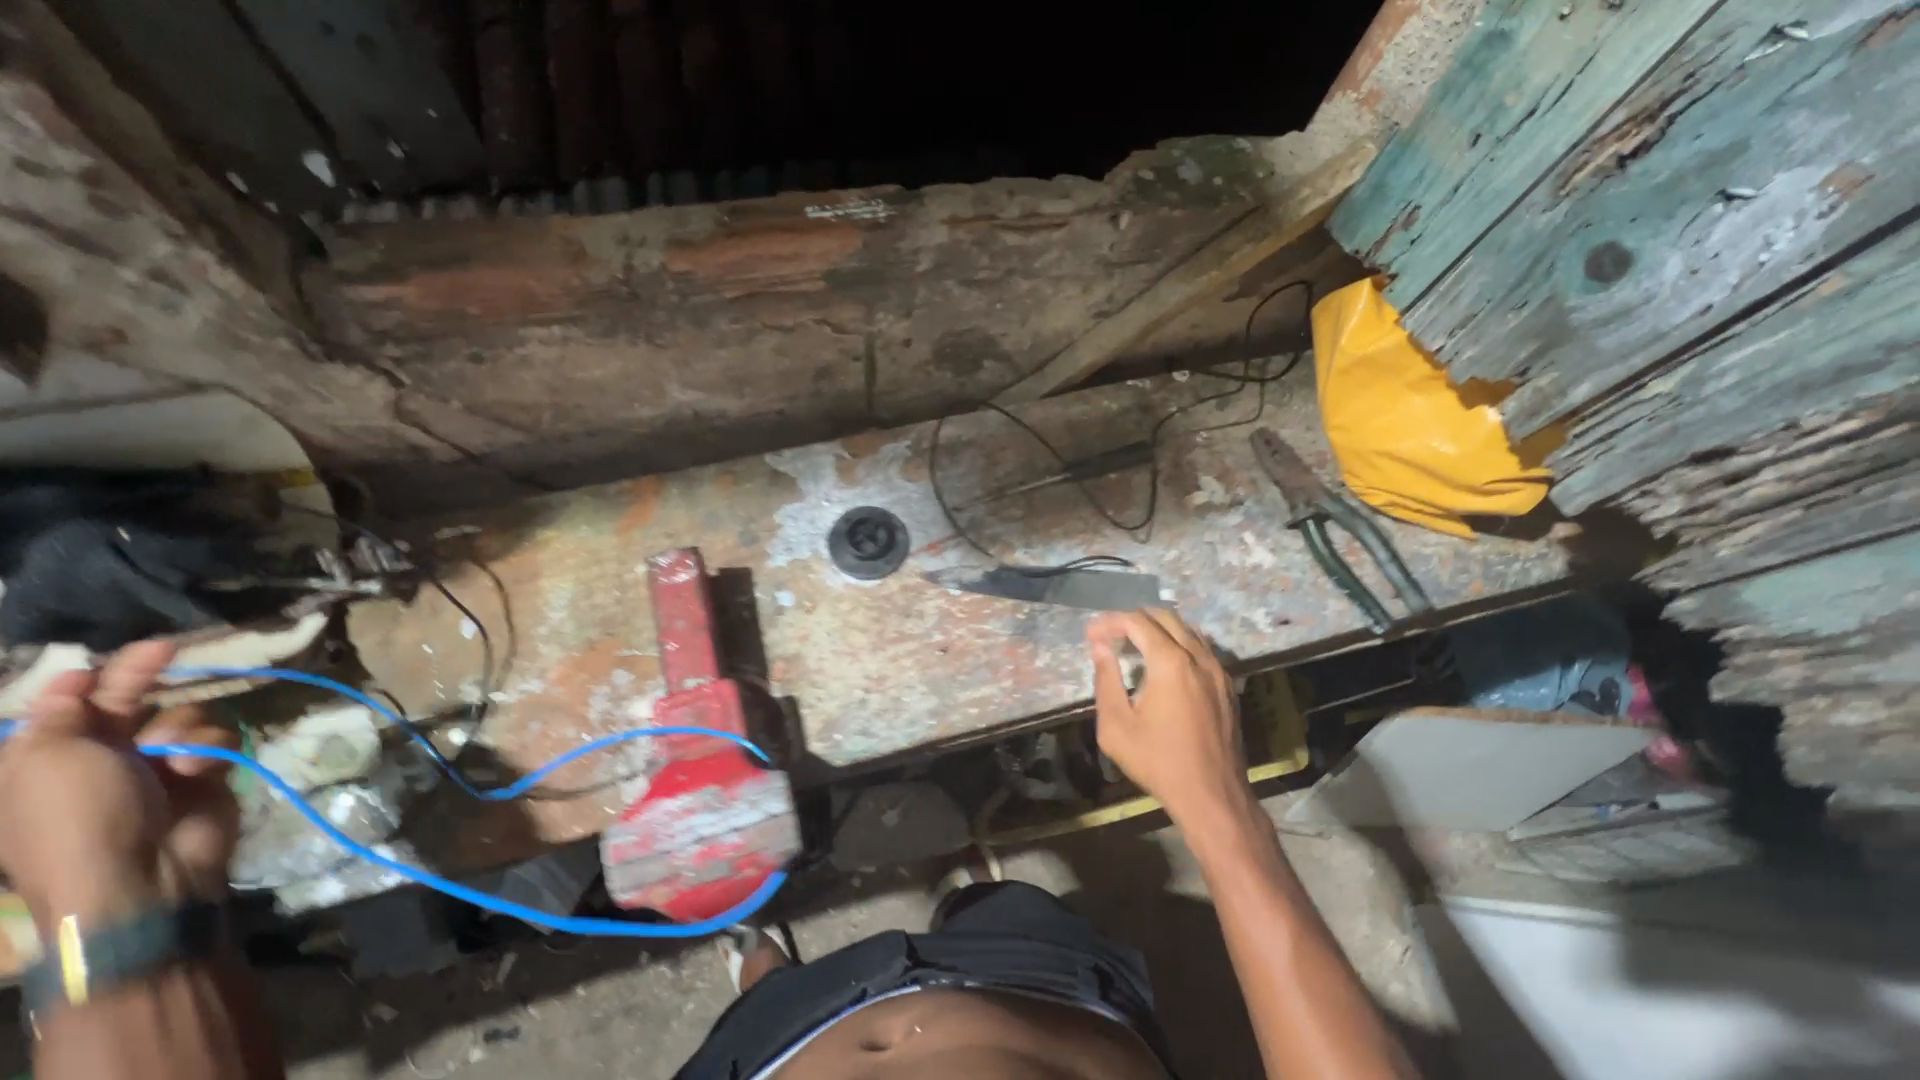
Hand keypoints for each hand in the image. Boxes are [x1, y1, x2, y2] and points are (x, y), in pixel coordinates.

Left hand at [0, 642, 239, 930]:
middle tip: (168, 647)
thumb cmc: (79, 815)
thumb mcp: (47, 759)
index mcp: (50, 758)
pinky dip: (209, 750)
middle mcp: (103, 759)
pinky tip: (198, 769)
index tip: (107, 660)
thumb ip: (60, 713)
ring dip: (181, 728)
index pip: (70, 705)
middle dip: (145, 676)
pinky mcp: (205, 777)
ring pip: (181, 718)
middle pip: (129, 701)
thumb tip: (72, 682)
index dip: (88, 679)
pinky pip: (216, 742)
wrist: (143, 874)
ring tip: (175, 755)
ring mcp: (157, 769)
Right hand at [1087, 610, 1247, 825]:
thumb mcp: (1117, 726)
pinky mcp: (1228, 686)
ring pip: (1188, 630)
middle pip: (1165, 617)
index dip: (1110, 622)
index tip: (1091, 636)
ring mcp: (1218, 670)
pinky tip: (1166, 663)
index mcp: (1170, 663)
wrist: (1212, 794)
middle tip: (1110, 634)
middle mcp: (1198, 657)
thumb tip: (1100, 648)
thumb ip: (1106, 681)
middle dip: (1134, 619)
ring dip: (1159, 628)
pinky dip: (1180, 643)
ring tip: (1135, 643)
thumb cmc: (1158, 762)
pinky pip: (1203, 649)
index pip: (1137, 622)